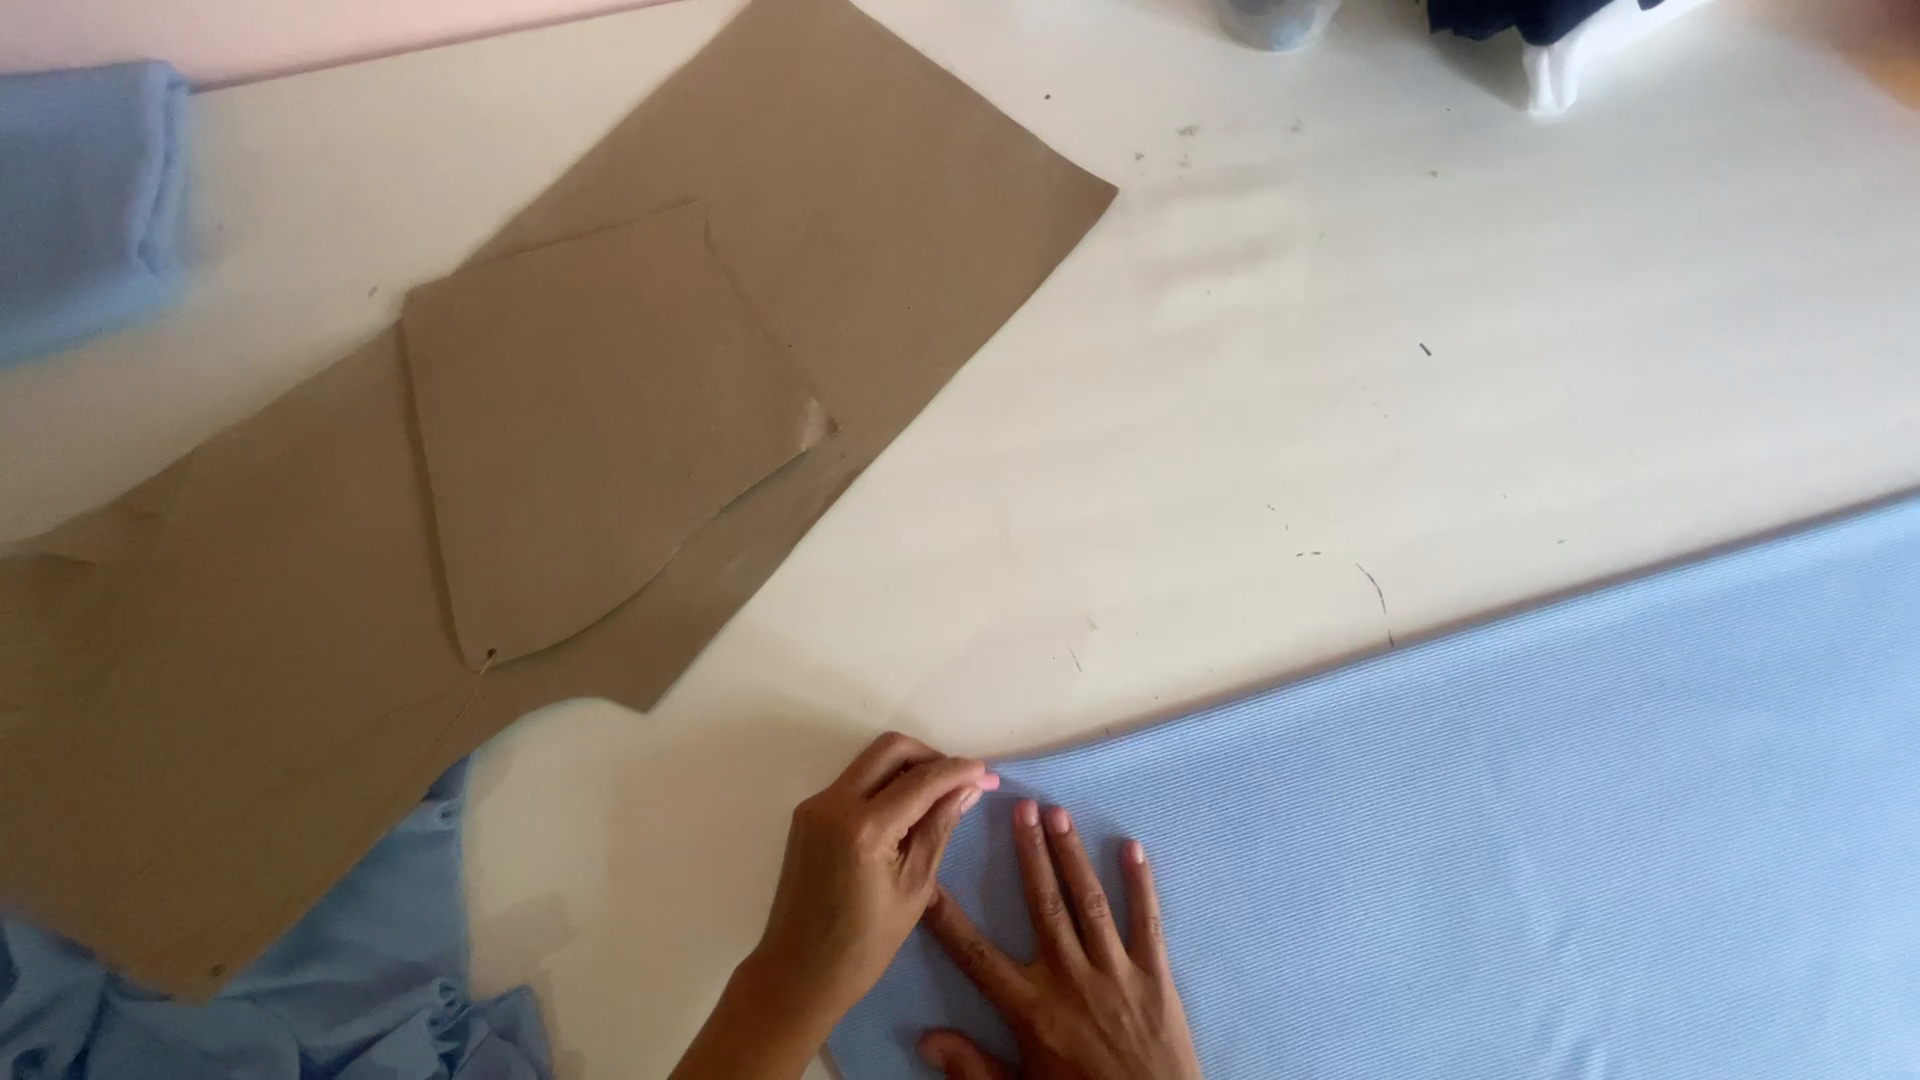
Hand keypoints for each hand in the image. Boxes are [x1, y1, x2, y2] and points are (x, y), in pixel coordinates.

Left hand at [752, 732, 999, 1023]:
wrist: (797, 973)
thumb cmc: (863, 945)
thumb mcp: (915, 888)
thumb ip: (939, 828)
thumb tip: (968, 788)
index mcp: (864, 827)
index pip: (920, 780)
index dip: (957, 771)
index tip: (985, 773)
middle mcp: (834, 803)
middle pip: (890, 748)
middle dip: (930, 755)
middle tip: (958, 780)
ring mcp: (816, 805)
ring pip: (870, 760)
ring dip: (906, 766)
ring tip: (937, 795)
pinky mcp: (808, 813)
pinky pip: (854, 781)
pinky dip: (884, 783)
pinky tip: (905, 809)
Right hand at [919, 800, 1203, 1079]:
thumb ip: (974, 1068)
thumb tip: (925, 1039)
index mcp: (1032, 1009)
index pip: (977, 955)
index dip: (948, 919)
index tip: (929, 880)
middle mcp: (1070, 979)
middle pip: (1044, 904)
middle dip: (1030, 853)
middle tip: (1021, 808)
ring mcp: (1115, 973)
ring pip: (1089, 902)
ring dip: (1072, 856)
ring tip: (1059, 814)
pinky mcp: (1154, 976)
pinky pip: (1147, 923)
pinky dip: (1141, 885)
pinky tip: (1133, 847)